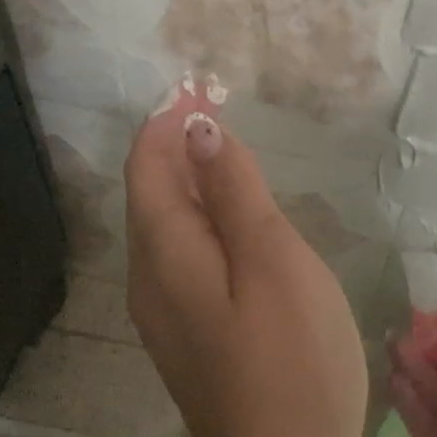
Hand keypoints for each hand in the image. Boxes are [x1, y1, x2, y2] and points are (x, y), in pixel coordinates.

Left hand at [124, 73, 367, 436]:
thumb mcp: (270, 258)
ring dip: (190, 174)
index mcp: (163, 252)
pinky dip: (200, 212)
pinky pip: (181, 250)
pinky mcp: (189, 330)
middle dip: (176, 140)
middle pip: (151, 190)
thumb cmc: (289, 354)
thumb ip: (234, 190)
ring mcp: (166, 310)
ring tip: (228, 142)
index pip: (148, 165)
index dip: (169, 119)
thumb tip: (200, 128)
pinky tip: (233, 212)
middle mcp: (150, 277)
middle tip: (216, 100)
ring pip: (166, 220)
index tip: (201, 82)